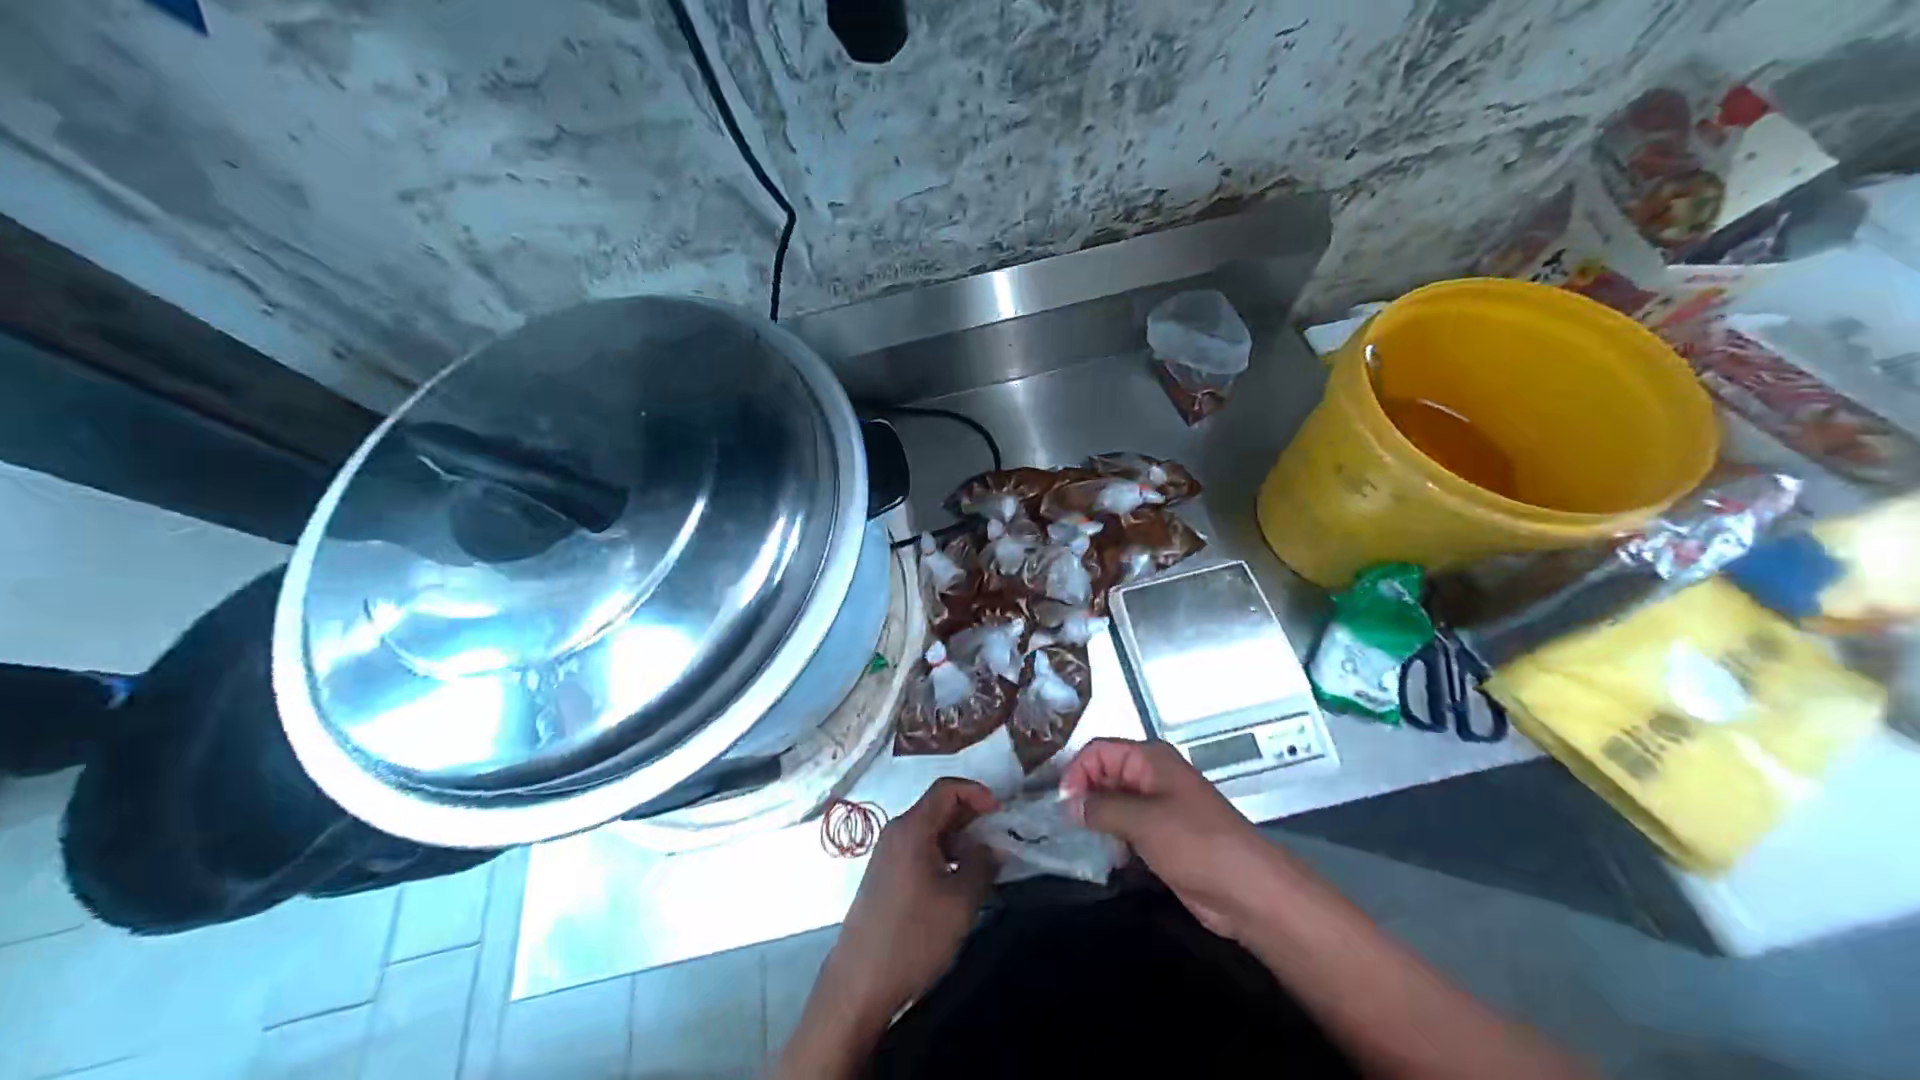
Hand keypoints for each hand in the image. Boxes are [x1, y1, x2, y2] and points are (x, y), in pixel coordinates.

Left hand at [819, 778, 999, 1019]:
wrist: (859, 983)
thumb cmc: (913, 937)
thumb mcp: (960, 902)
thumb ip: (982, 865)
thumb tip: (992, 846)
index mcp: (912, 828)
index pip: (946, 788)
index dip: (977, 792)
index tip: (1001, 811)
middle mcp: (896, 832)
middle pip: (937, 807)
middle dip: (971, 816)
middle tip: (1000, 837)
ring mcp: (887, 854)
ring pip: (929, 831)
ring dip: (959, 838)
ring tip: (985, 862)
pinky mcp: (884, 876)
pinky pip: (919, 850)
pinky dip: (943, 854)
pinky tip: (958, 881)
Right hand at [1062, 738, 1282, 939]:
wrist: (1248, 891)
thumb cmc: (1198, 844)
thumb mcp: (1143, 820)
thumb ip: (1100, 808)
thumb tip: (1069, 804)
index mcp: (1151, 759)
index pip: (1098, 751)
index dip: (1077, 772)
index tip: (1062, 805)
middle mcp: (1152, 777)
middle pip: (1103, 774)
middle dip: (1083, 795)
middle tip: (1064, 825)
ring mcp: (1158, 807)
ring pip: (1113, 803)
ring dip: (1096, 819)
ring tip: (1079, 841)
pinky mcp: (1162, 837)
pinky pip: (1125, 829)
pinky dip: (1111, 838)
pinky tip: (1103, 856)